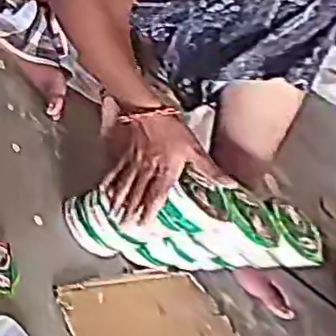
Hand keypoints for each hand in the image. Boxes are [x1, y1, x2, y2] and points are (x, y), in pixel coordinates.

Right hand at [103, 108, 228, 226]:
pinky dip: (110, 183)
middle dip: (132, 210)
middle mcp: (147, 169)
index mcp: (166, 170)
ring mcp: (134, 162)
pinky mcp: (125, 154)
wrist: (148, 111)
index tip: (144, 224)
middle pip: (138, 193)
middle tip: (125, 225)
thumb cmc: (173, 129)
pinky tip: (105, 191)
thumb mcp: (195, 148)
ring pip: (125, 184)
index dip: (150, 210)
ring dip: (119, 200)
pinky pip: (116, 171)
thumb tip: (229, 185)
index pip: (157, 194)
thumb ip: (209, 169)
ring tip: (113, 212)